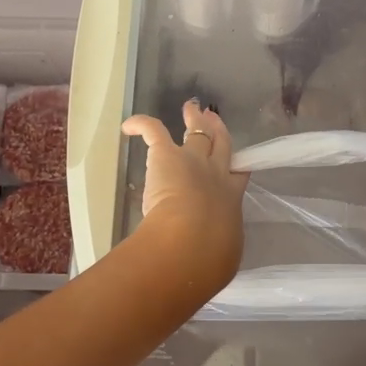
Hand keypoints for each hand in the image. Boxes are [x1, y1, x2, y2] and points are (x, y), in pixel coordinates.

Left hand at [120, 100, 248, 285]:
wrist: (195, 242)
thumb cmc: (211, 256)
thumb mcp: (222, 255)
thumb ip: (219, 249)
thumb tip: (214, 257)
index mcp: (230, 200)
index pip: (237, 177)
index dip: (236, 167)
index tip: (236, 162)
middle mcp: (216, 175)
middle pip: (221, 145)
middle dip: (218, 131)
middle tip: (213, 119)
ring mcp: (193, 160)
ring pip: (197, 131)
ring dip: (193, 119)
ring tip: (189, 108)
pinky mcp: (166, 154)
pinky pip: (154, 129)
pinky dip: (141, 123)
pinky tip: (129, 124)